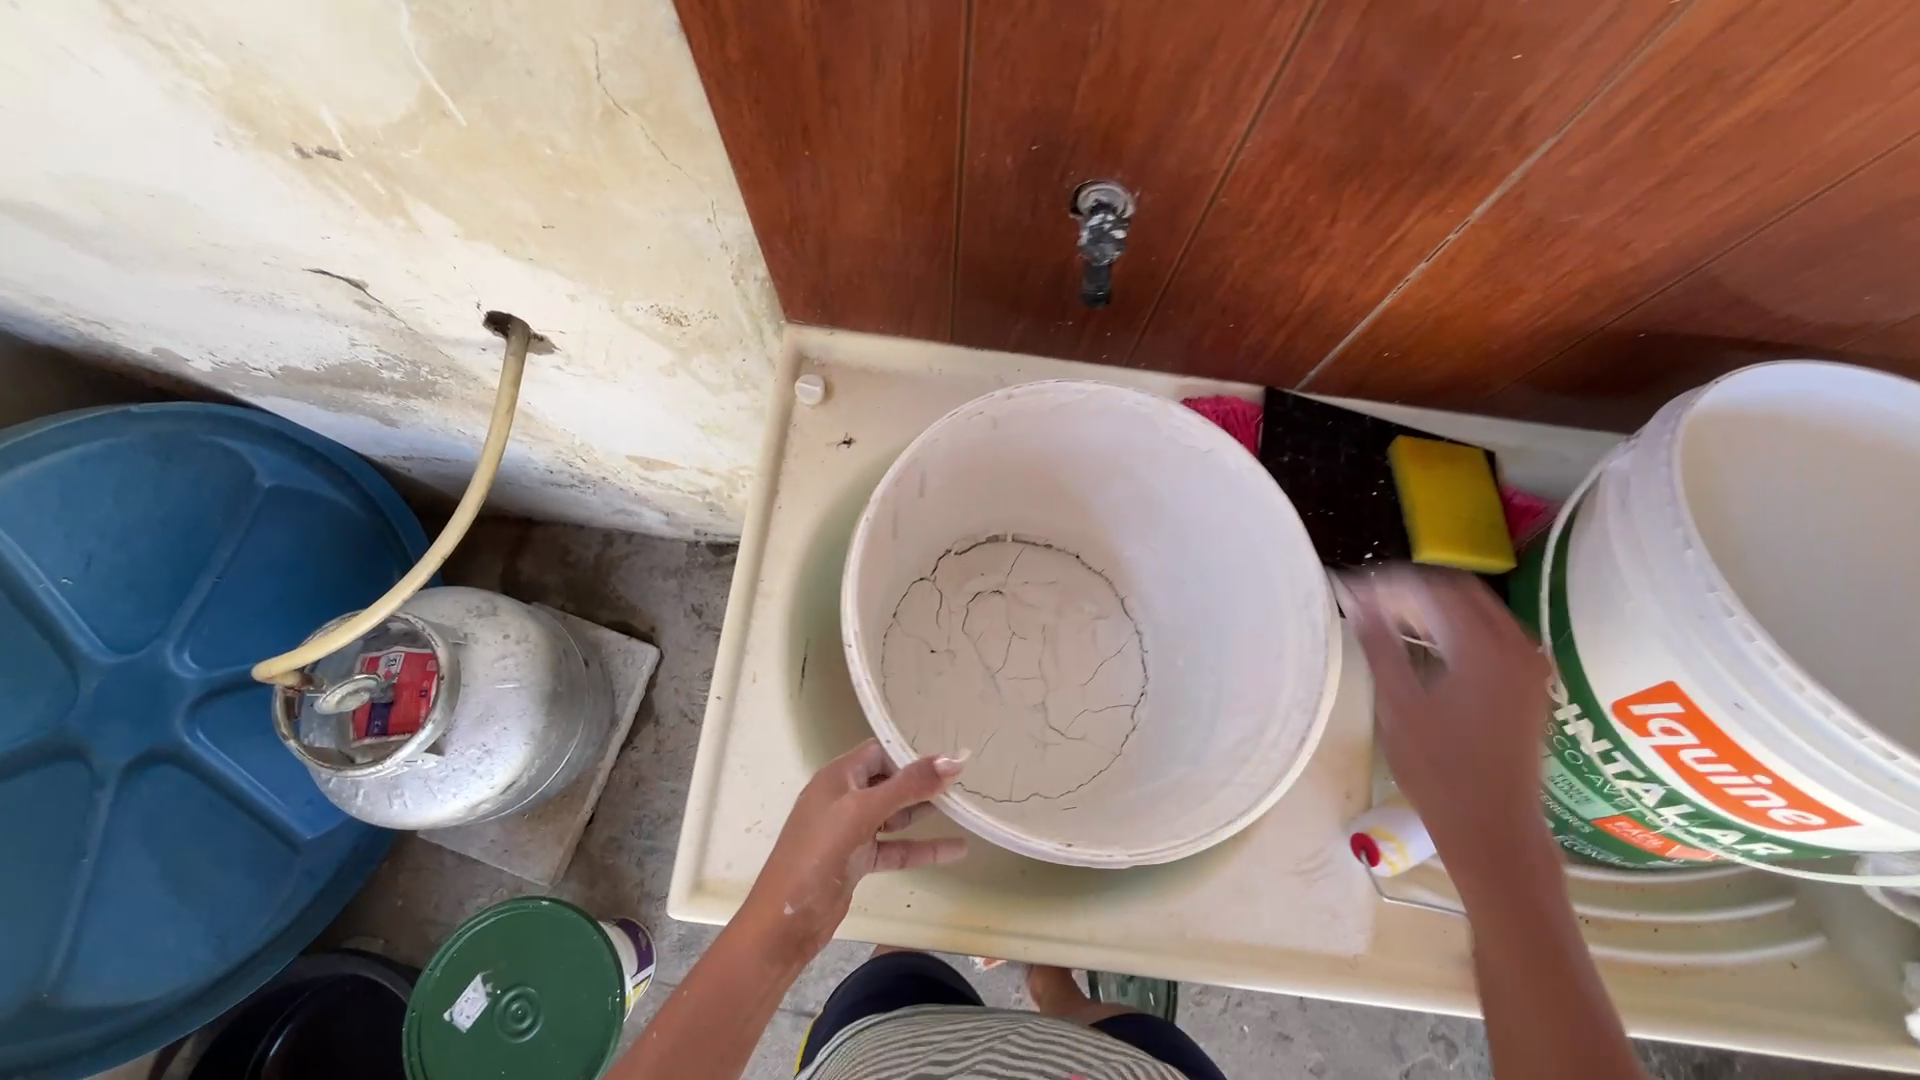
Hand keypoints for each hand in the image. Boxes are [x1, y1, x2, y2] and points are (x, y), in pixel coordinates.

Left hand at [741, 739, 968, 957]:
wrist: (785, 923)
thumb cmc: (818, 856)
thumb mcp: (863, 812)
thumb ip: (908, 786)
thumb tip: (954, 759)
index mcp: (838, 776)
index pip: (880, 751)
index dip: (912, 752)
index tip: (949, 758)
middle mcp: (844, 797)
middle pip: (890, 780)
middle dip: (924, 781)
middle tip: (965, 782)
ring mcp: (851, 830)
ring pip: (895, 814)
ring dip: (925, 812)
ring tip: (965, 808)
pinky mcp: (858, 859)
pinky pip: (896, 847)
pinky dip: (923, 847)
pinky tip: (956, 849)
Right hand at [1342, 566, 1552, 873]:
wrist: (1492, 825)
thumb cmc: (1438, 770)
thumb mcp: (1398, 704)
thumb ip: (1380, 644)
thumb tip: (1359, 599)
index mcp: (1482, 648)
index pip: (1431, 589)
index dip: (1387, 584)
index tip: (1351, 590)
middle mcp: (1515, 646)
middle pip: (1459, 591)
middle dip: (1411, 589)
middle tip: (1368, 601)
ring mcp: (1528, 663)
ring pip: (1478, 609)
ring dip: (1434, 606)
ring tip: (1390, 620)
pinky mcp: (1531, 681)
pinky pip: (1492, 632)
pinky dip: (1457, 626)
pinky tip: (1427, 643)